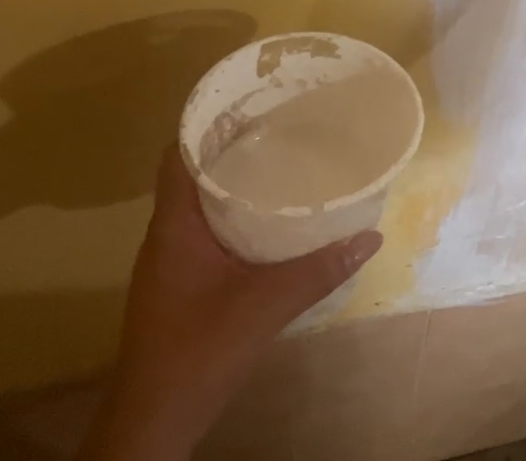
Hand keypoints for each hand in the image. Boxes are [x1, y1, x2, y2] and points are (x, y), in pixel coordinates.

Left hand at [82, 149, 382, 460]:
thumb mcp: (264, 307)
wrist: (155, 419)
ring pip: (199, 204)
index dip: (207, 124)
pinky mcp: (180, 282)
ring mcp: (170, 260)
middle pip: (192, 174)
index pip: (178, 153)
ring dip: (232, 185)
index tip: (250, 106)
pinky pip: (204, 231)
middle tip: (281, 131)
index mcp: (174, 225)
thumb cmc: (198, 350)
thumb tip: (370, 237)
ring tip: (280, 166)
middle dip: (231, 150)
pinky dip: (232, 217)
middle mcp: (166, 234)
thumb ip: (317, 271)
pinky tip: (267, 223)